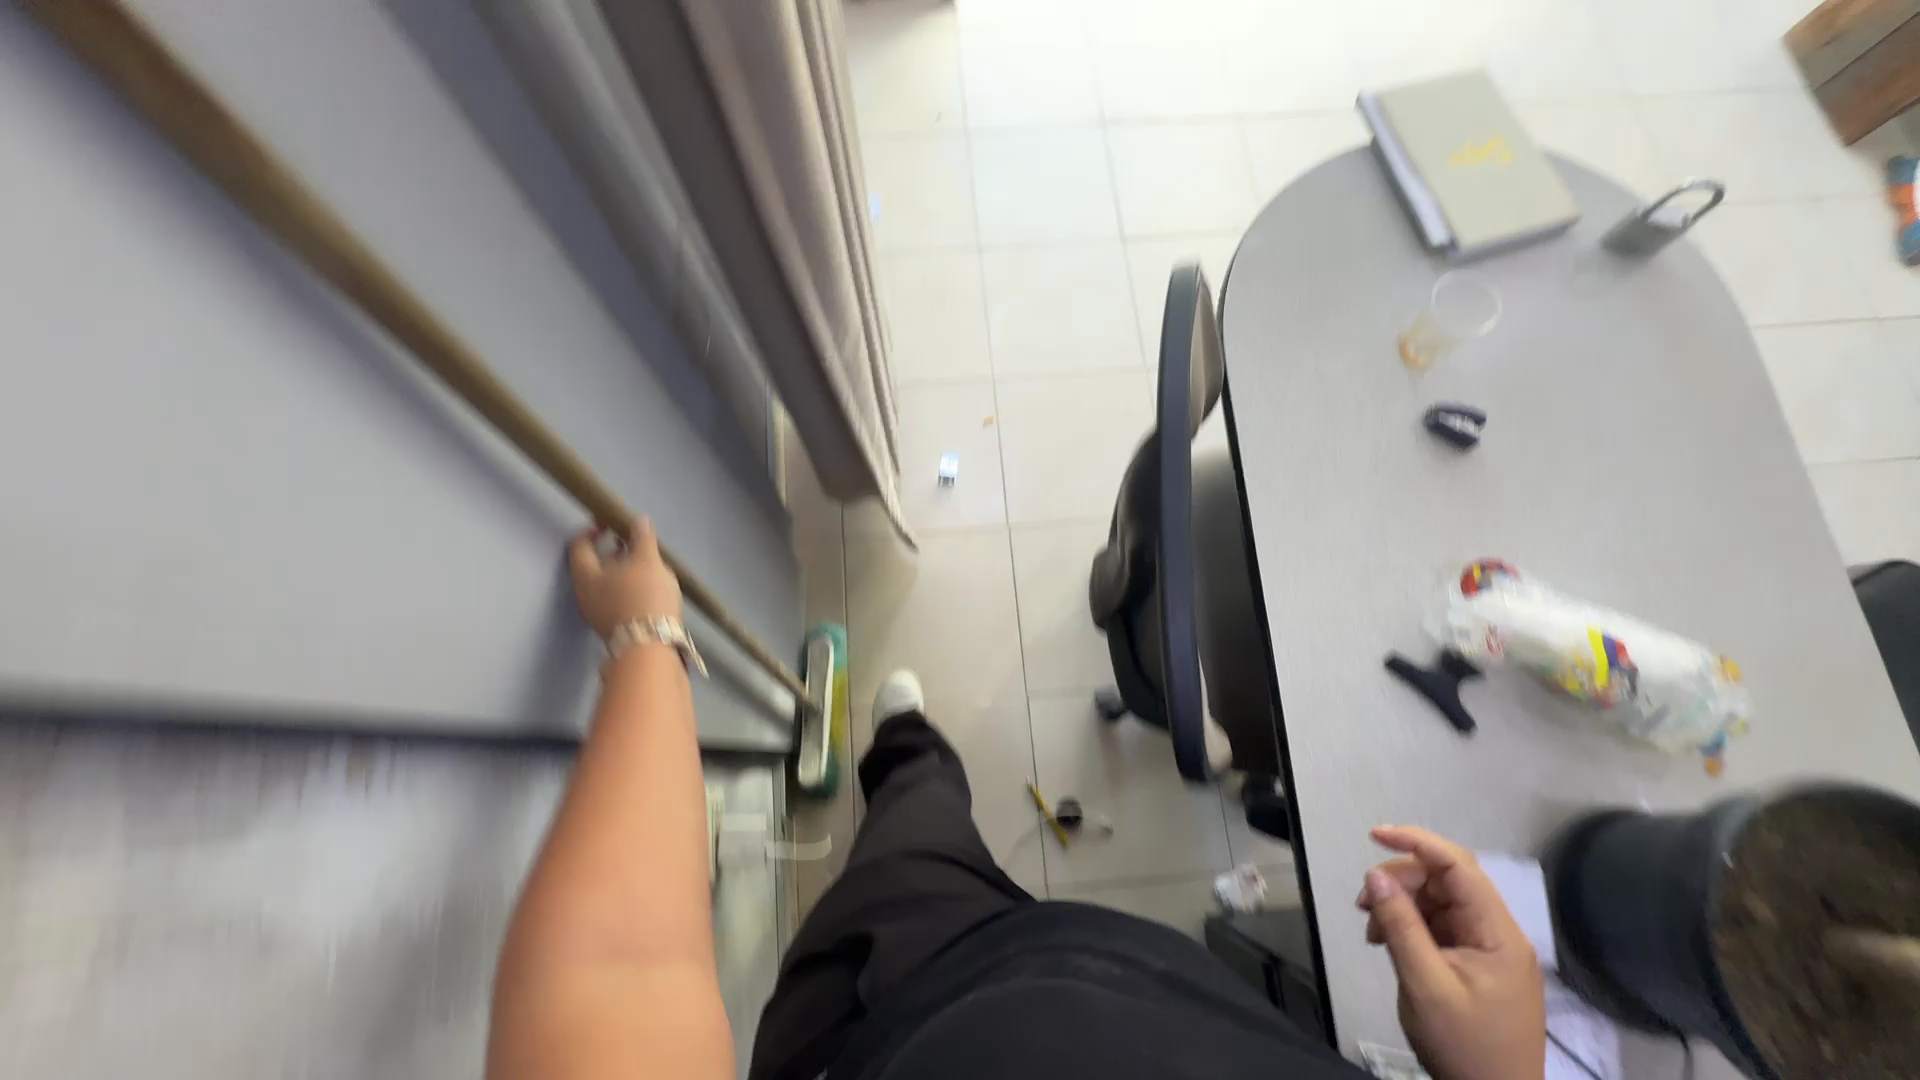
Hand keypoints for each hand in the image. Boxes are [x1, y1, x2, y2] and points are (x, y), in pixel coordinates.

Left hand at [567, 518, 682, 639]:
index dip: (591, 530)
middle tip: (629, 543)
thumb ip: (642, 538)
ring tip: (643, 566)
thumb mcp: (648, 561)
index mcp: (586, 574)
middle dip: (609, 552)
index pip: (579, 545)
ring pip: (604, 585)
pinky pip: (615, 599)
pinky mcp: (613, 627)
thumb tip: (637, 519)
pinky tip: (647, 589)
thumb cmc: (644, 596)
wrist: (649, 646)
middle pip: (591, 566)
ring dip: (620, 572)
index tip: (609, 523)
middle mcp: (584, 594)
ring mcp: (597, 613)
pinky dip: (626, 588)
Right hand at [1357, 825, 1544, 1079]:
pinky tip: (1388, 942)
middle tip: (1363, 904)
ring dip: (1400, 904)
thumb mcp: (1425, 985)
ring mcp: (1487, 948)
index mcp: (1497, 933)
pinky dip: (1409, 925)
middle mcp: (1497, 932)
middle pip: (1445, 880)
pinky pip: (1438, 925)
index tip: (1373, 835)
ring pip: (1437, 901)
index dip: (1416, 842)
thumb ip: (1401, 925)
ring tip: (1373, 932)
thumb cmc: (1466, 1047)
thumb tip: (1375, 875)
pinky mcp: (1475, 963)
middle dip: (1400, 881)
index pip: (1458, 866)